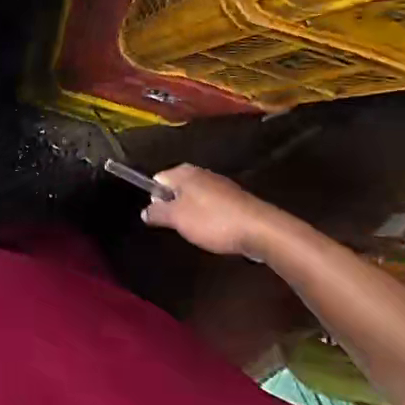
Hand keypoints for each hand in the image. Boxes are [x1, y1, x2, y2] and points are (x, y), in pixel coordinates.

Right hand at [140, 164, 281, 257]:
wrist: (260, 229)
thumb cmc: (212, 221)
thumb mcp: (177, 219)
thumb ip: (157, 213)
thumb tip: (145, 211)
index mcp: (184, 173)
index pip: (157, 179)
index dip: (156, 199)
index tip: (162, 217)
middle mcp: (201, 173)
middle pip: (176, 189)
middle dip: (174, 207)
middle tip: (179, 226)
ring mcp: (219, 184)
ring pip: (194, 198)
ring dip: (192, 214)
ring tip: (198, 231)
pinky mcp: (234, 198)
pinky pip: (212, 205)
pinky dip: (210, 217)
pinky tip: (215, 231)